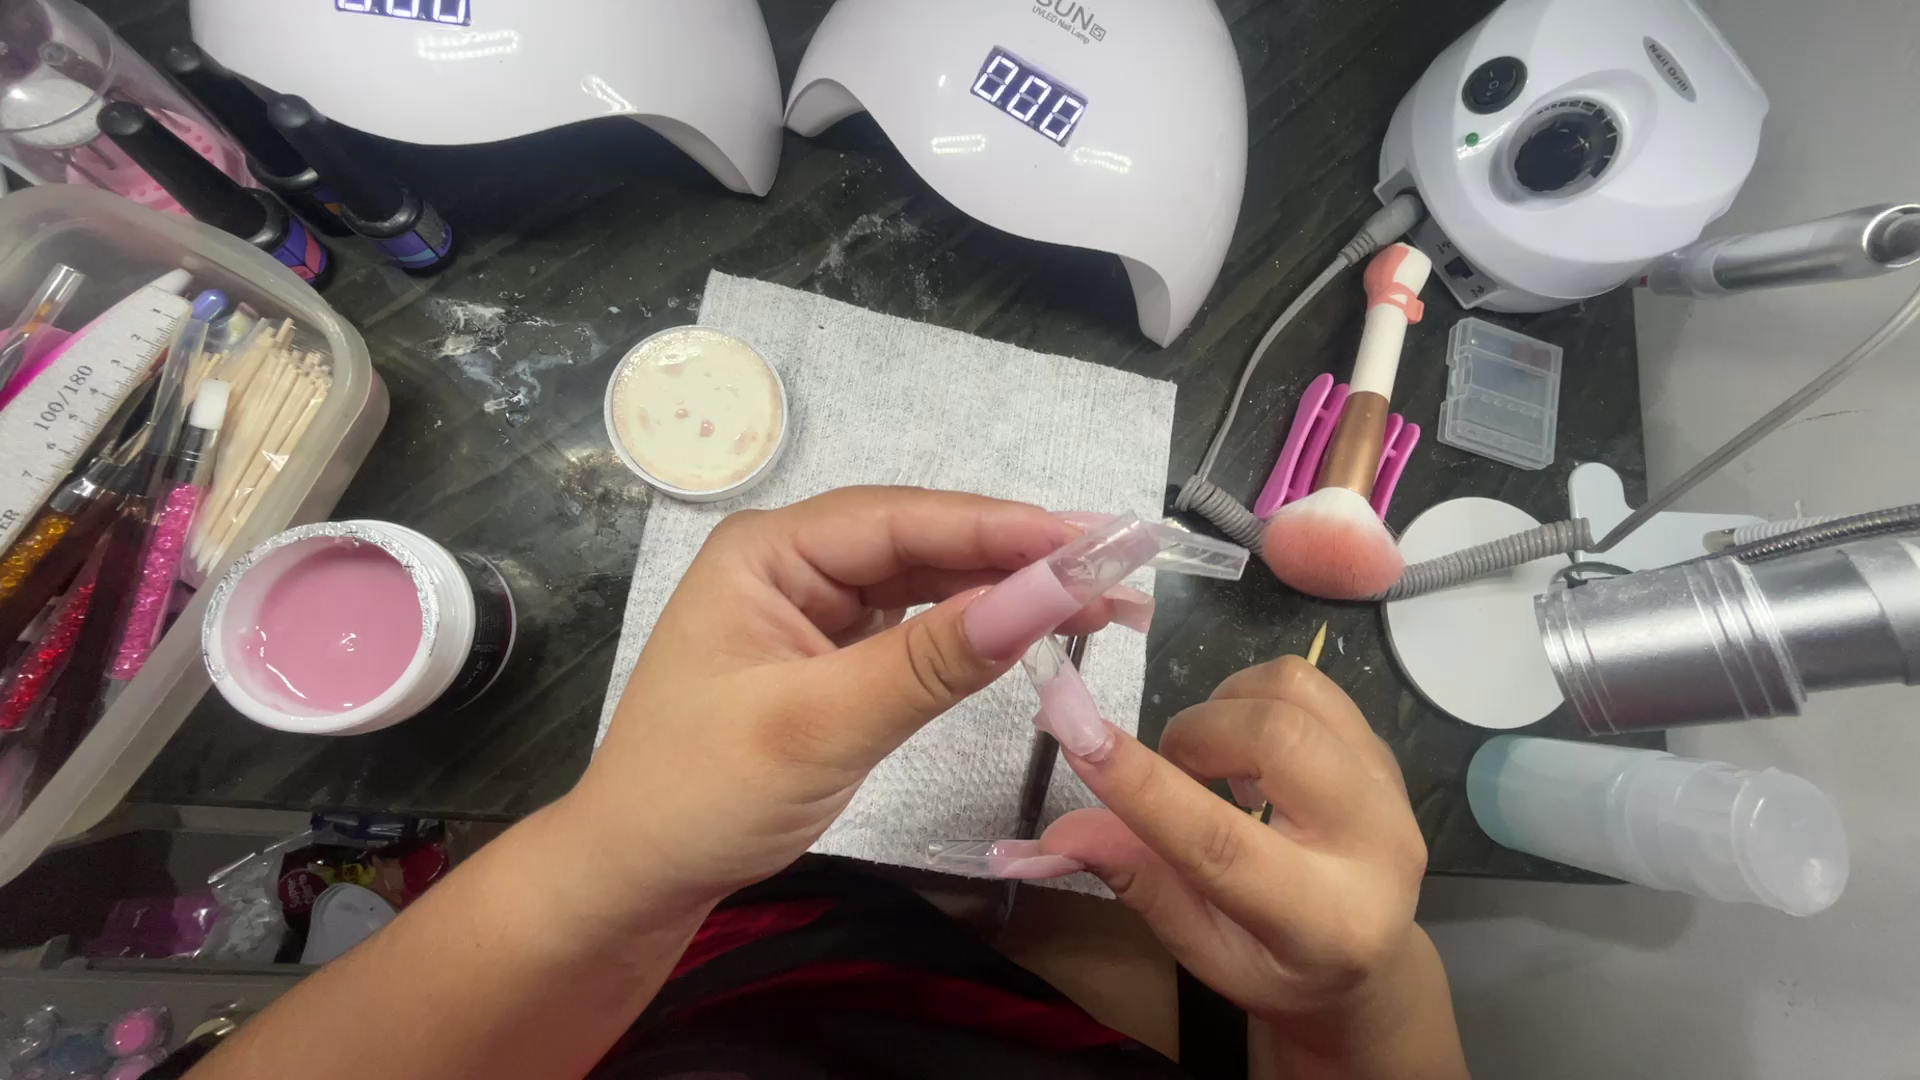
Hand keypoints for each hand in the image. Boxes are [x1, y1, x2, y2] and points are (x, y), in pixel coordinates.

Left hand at [562, 487, 1124, 922]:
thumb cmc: (703, 795)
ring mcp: (818, 606)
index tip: (1085, 541)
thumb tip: (1044, 598)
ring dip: (1003, 590)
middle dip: (1013, 556)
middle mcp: (796, 562)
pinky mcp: (838, 650)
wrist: (639, 874)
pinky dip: (972, 630)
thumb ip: (933, 660)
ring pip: (926, 581)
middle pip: (920, 543)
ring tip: (1093, 602)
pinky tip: (1025, 627)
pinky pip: (916, 625)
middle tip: (1109, 570)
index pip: (899, 521)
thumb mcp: (820, 725)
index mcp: (768, 552)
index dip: (996, 527)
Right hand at [1038, 657, 1464, 1073]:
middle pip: (1276, 739)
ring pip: (1289, 692)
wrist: (1367, 959)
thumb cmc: (1271, 961)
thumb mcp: (1198, 944)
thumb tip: (1052, 836)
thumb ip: (1135, 879)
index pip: (1220, 843)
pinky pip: (1305, 680)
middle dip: (1195, 735)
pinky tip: (1246, 739)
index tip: (1077, 737)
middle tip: (1176, 768)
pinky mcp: (1384, 750)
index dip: (1142, 786)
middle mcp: (1375, 850)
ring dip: (1223, 708)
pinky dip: (1251, 693)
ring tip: (1214, 757)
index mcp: (1322, 922)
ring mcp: (1391, 790)